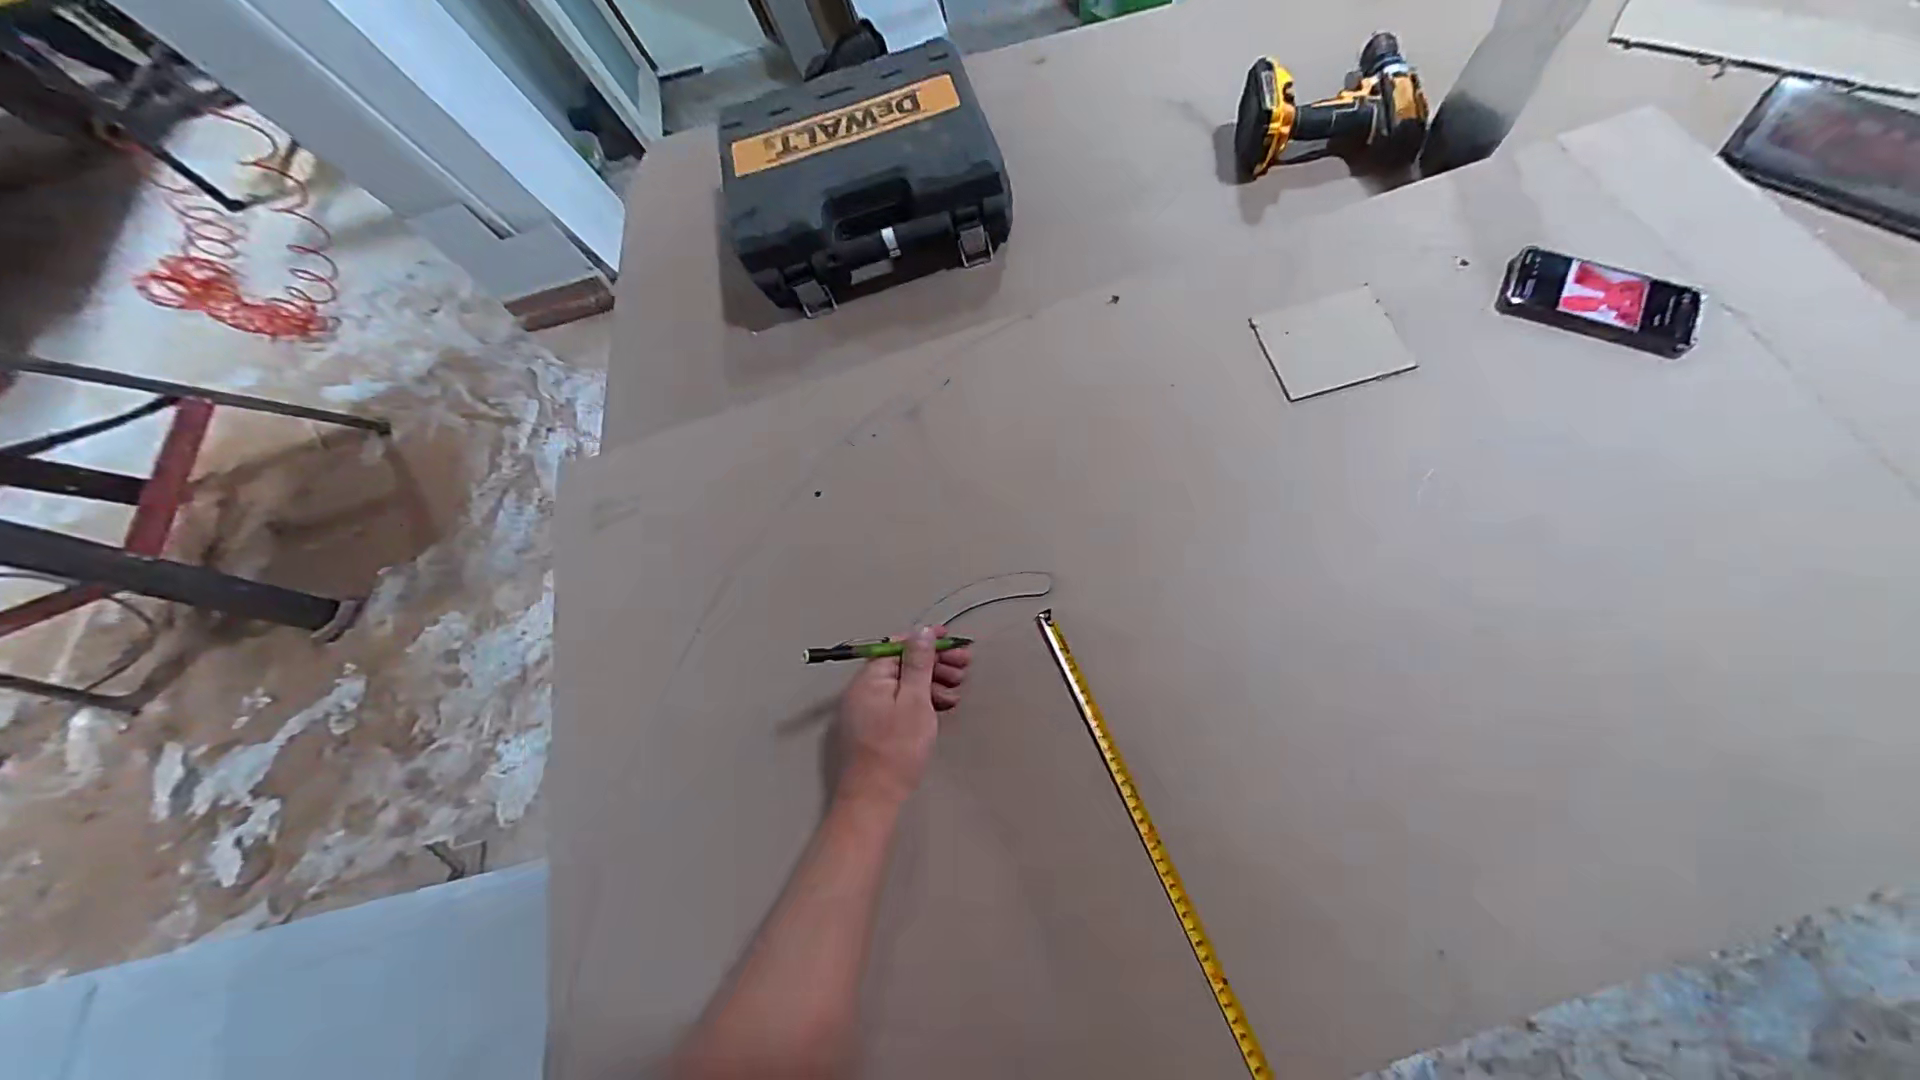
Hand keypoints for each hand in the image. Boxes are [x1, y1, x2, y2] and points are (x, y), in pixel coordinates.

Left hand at [835, 625, 972, 805]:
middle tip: (963, 666)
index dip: (926, 641)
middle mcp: (865, 689)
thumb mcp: (915, 700)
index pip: (898, 646)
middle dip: (934, 662)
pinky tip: (942, 706)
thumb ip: (918, 664)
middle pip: (903, 664)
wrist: (874, 798)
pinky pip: (901, 702)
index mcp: (870, 678)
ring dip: (932, 682)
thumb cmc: (896, 750)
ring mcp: (869, 709)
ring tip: (956, 690)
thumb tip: (920, 632)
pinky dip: (922, 701)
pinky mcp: (876, 726)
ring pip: (905, 684)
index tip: (951, 640)